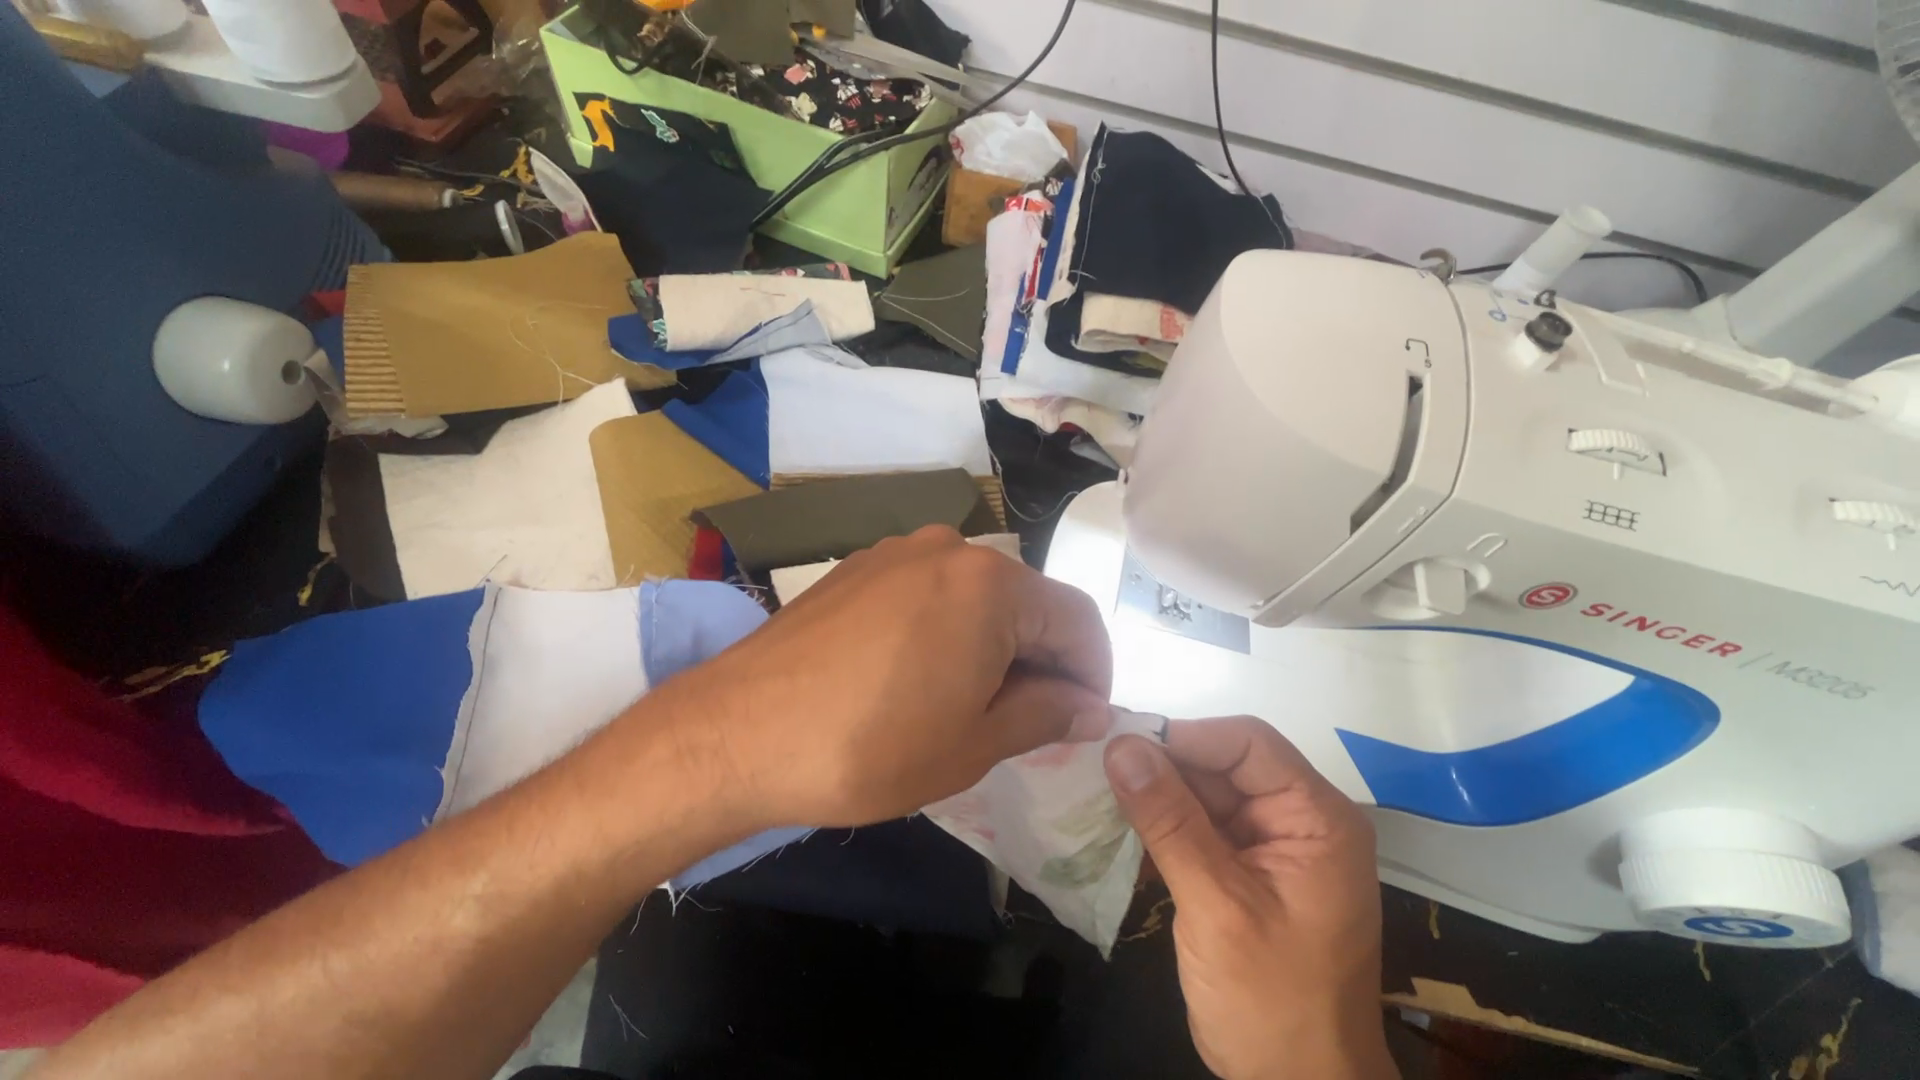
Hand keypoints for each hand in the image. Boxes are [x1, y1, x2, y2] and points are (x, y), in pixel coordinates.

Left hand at [652, 525, 1112, 828]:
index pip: (1077, 620)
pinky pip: (927, 593)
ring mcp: (894, 553)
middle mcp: (948, 549)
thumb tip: (1090, 705)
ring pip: (974, 596)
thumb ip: (1046, 714)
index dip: (1093, 673)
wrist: (736, 734)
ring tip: (971, 705)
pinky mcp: (855, 569)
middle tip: (1030, 724)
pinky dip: (946, 631)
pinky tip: (919, 678)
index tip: (1084, 720)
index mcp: (991, 585)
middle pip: (1026, 601)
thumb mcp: (974, 743)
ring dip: (992, 645)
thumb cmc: (870, 748)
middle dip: (1042, 660)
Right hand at [1105, 718, 1395, 1079]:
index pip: (1248, 745)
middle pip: (1222, 767)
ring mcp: (1269, 849)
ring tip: (1093, 793)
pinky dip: (1159, 829)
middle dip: (1161, 767)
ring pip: (1202, 796)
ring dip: (1153, 797)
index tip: (1119, 745)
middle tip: (1092, 768)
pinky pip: (1197, 831)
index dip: (1184, 737)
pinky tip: (1114, 830)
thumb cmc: (1271, 999)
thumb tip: (1121, 747)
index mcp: (1316, 818)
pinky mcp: (1241, 874)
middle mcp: (1297, 821)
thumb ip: (1170, 821)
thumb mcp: (1217, 905)